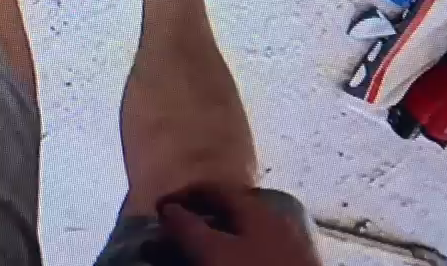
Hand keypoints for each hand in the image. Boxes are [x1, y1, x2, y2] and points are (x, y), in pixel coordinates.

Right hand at [158, 186, 321, 265]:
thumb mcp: (212, 252)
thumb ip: (185, 226)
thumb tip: (168, 209)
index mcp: (257, 207)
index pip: (211, 187)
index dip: (180, 196)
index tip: (158, 211)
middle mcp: (274, 221)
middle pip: (226, 213)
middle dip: (194, 223)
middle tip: (170, 237)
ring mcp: (288, 251)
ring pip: (239, 240)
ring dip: (210, 245)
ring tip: (189, 258)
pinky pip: (252, 258)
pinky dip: (228, 259)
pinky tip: (218, 265)